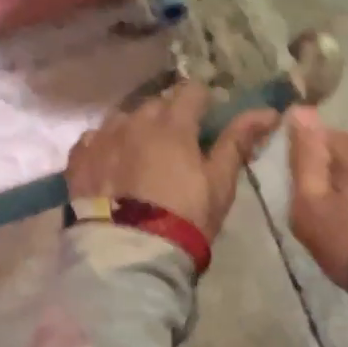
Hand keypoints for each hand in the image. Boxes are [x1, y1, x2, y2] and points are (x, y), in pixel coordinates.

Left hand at [66, 81, 279, 239]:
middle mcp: (135, 120)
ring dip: (135, 129)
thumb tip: (268, 111)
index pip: (192, 91)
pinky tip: (111, 164)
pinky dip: (105, 146)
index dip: (203, 102)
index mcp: (173, 123)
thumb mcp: (219, 183)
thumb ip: (238, 141)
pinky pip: (93, 139)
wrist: (128, 255)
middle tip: (178, 144)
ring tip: (142, 155)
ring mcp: (102, 138)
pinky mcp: (78, 160)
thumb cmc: (184, 217)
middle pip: (156, 103)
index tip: (207, 121)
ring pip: (123, 118)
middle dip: (169, 116)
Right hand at [286, 106, 347, 286]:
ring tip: (342, 224)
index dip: (301, 166)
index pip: (313, 139)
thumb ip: (303, 156)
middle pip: (336, 154)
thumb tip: (299, 110)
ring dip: (346, 190)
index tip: (301, 197)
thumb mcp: (311, 202)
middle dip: (326, 178)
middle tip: (320, 215)